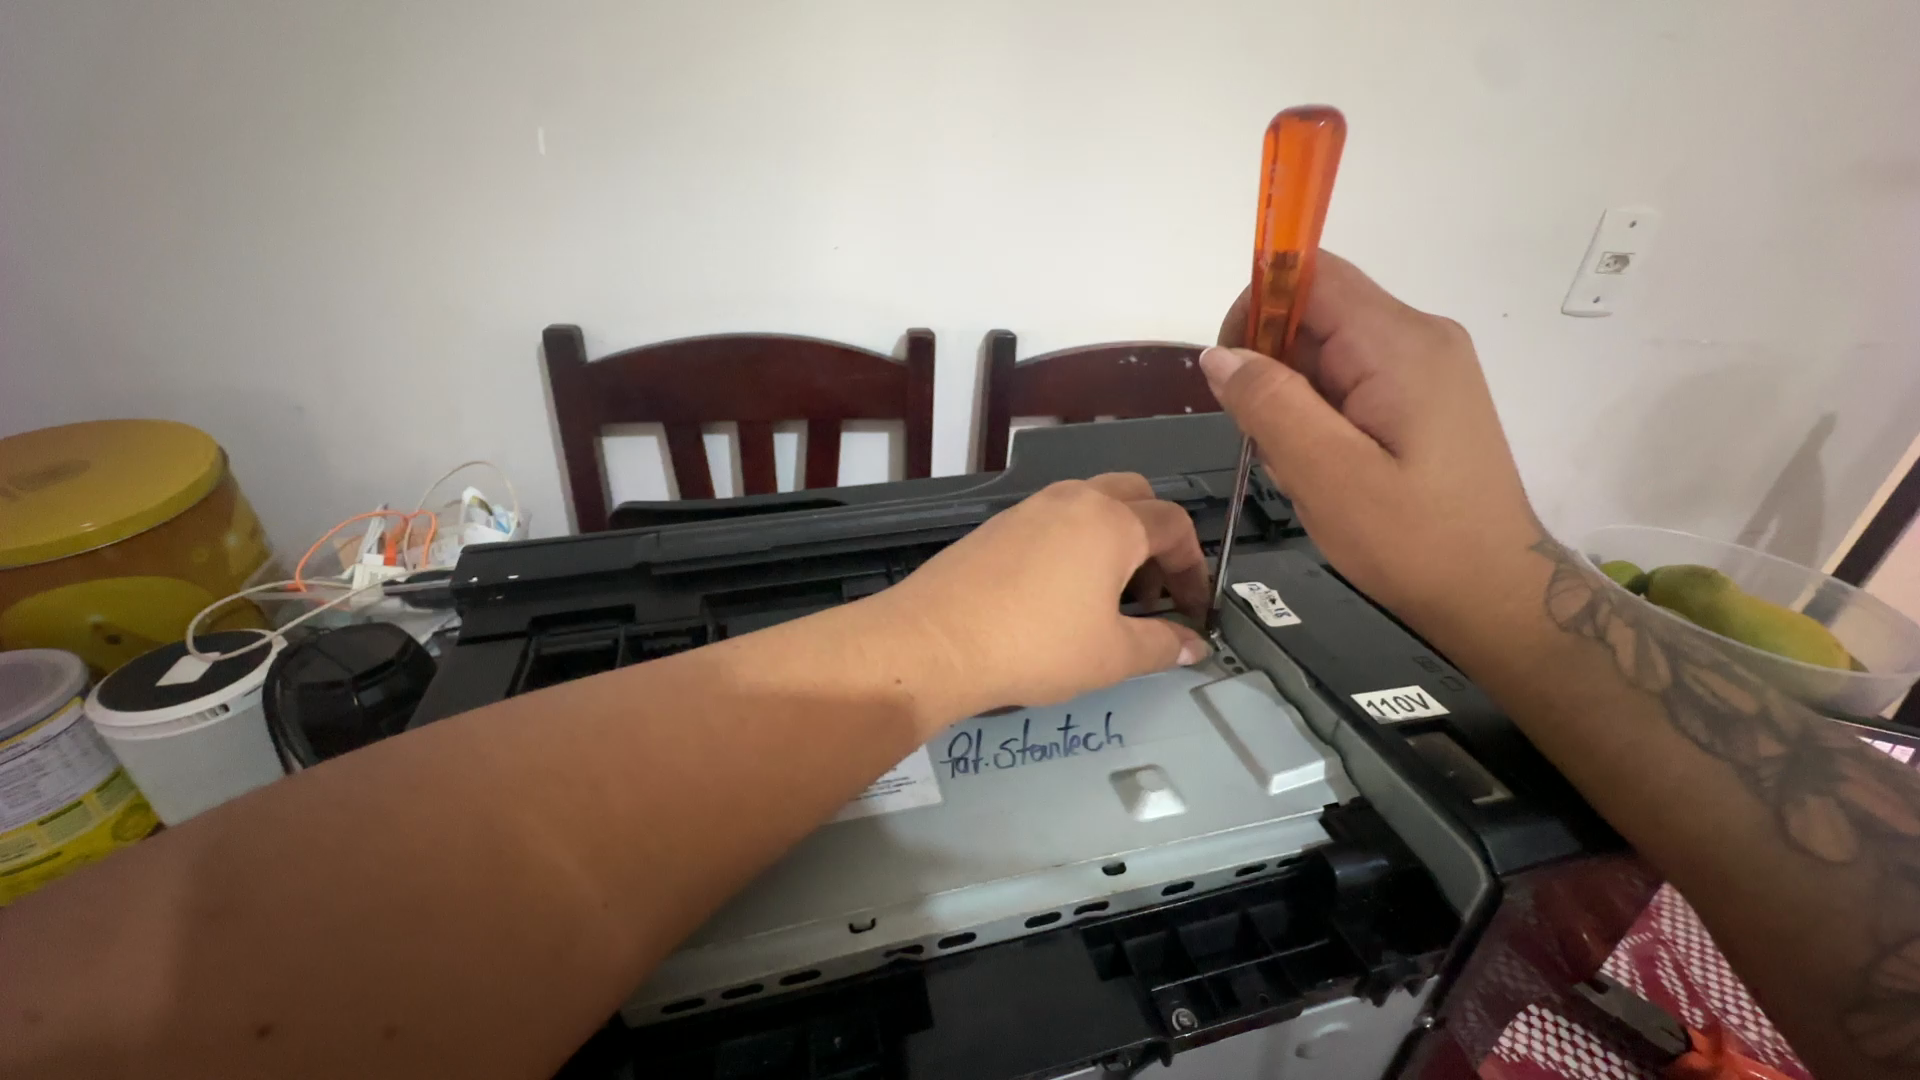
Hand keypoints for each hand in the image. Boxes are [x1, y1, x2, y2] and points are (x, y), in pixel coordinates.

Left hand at [877, 473, 1211, 717]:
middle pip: (1134, 497)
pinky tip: (1056, 594)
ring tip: (1105, 596)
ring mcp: (1029, 508)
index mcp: (1112, 521)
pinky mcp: (995, 526)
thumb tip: (1196, 646)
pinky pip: (1051, 521)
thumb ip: (1163, 645)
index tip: (1193, 611)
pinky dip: (1072, 544)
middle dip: (1155, 539)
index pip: (1175, 526)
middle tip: (1149, 592)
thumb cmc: (1037, 646)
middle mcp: (1073, 500)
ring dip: (1112, 539)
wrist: (935, 641)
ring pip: (1089, 504)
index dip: (1193, 569)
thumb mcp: (1112, 655)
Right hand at [1201, 252, 1539, 623]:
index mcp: (1399, 345)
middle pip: (1314, 313)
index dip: (1256, 305)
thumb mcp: (1327, 475)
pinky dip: (1314, 415)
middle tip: (1266, 439)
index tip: (1231, 373)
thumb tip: (1217, 354)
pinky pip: (1345, 381)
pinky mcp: (1419, 396)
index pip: (1312, 275)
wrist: (1490, 590)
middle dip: (1268, 367)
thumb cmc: (1412, 540)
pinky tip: (1320, 465)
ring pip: (1323, 352)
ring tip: (1299, 464)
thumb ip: (1270, 405)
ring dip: (1289, 399)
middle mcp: (1417, 338)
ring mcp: (1423, 367)